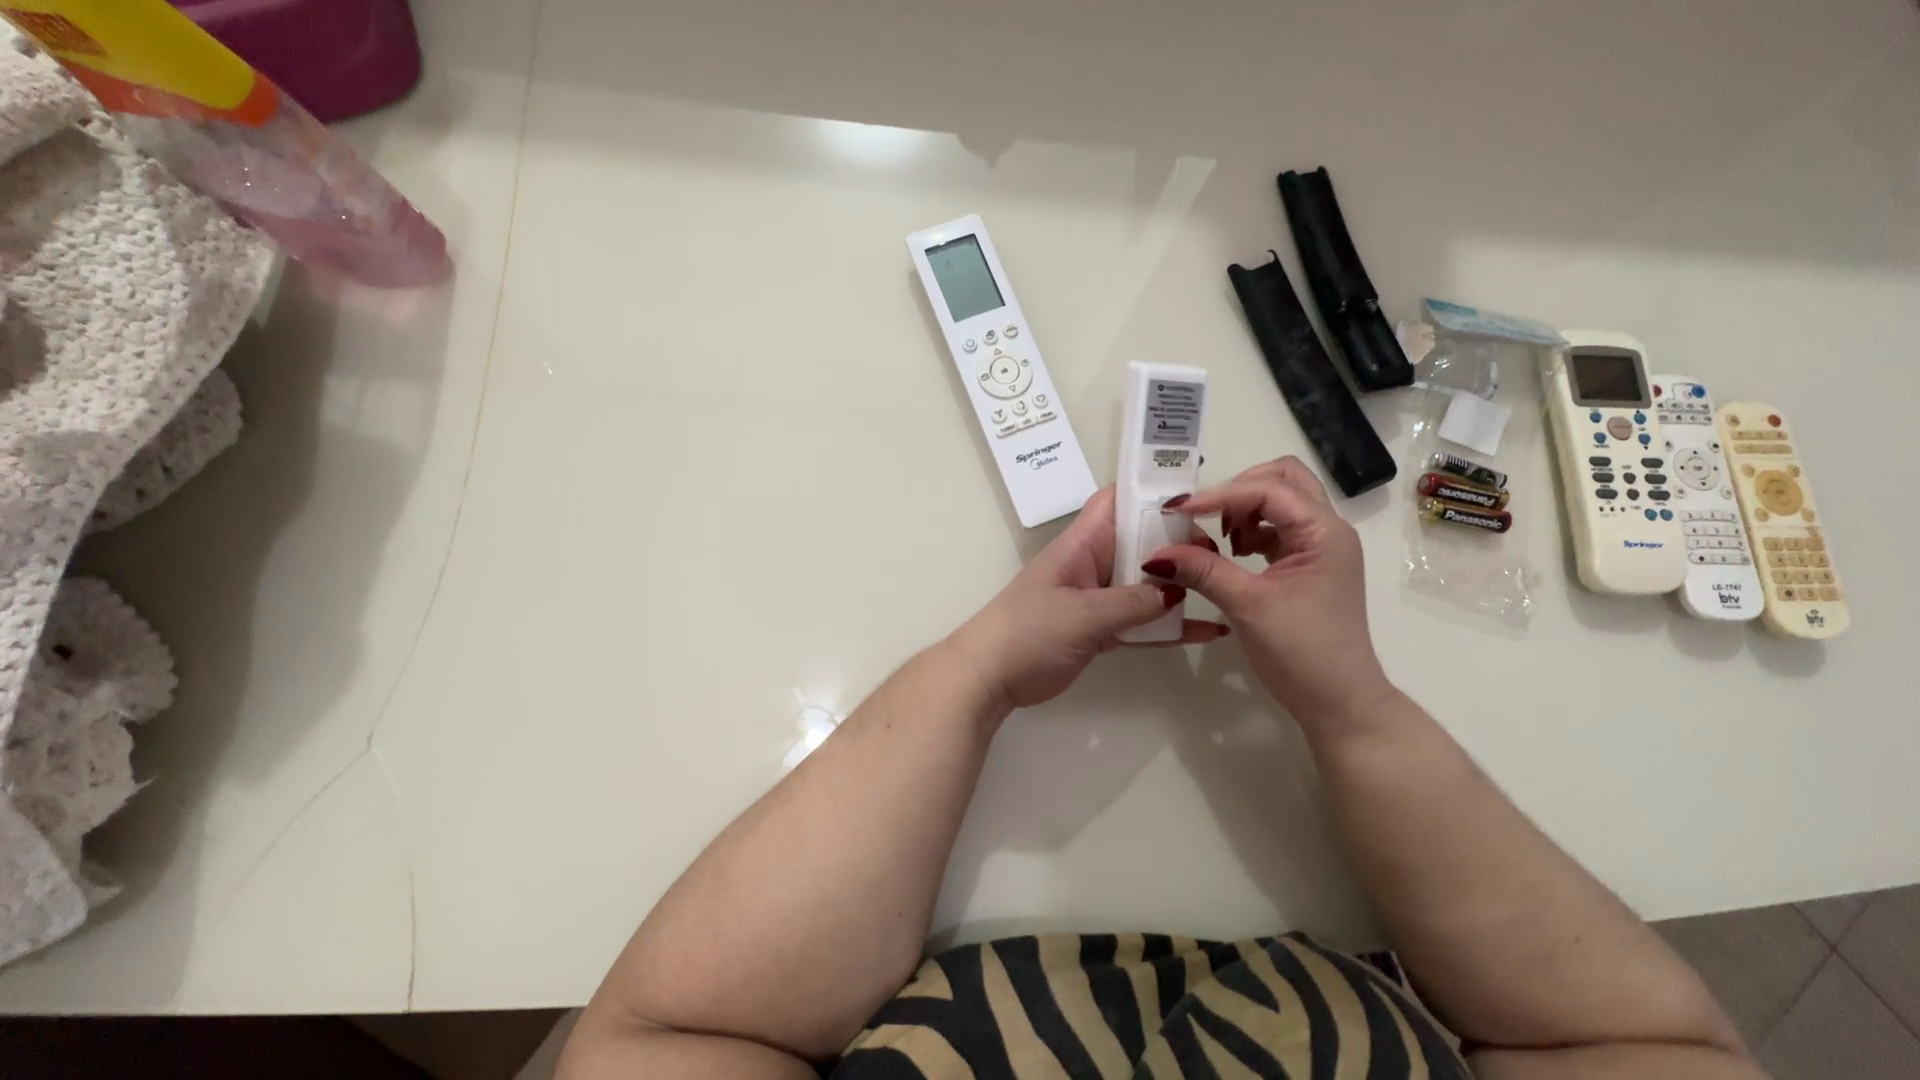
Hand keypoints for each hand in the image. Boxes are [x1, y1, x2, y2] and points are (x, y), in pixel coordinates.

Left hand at [946, 487, 1229, 711]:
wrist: (988, 677)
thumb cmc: (1028, 632)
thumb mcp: (1084, 613)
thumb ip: (1132, 601)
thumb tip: (1175, 589)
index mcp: (1081, 545)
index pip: (1117, 502)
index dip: (1151, 490)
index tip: (1195, 493)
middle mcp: (1091, 565)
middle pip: (1139, 541)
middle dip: (1178, 541)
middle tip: (1221, 549)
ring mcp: (1095, 598)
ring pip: (1144, 582)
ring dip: (1178, 584)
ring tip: (1222, 583)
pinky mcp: (1098, 630)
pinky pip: (1140, 620)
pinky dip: (1167, 626)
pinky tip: (1205, 631)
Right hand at [1140, 457, 1393, 724]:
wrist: (1339, 702)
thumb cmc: (1302, 652)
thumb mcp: (1247, 607)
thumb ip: (1203, 571)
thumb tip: (1155, 555)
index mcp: (1324, 532)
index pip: (1269, 490)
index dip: (1221, 495)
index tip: (1179, 511)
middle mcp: (1327, 530)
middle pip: (1283, 480)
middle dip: (1239, 490)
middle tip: (1208, 518)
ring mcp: (1319, 548)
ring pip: (1280, 502)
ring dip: (1245, 510)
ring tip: (1221, 541)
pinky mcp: (1306, 566)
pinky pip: (1277, 529)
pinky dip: (1250, 531)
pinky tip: (1232, 555)